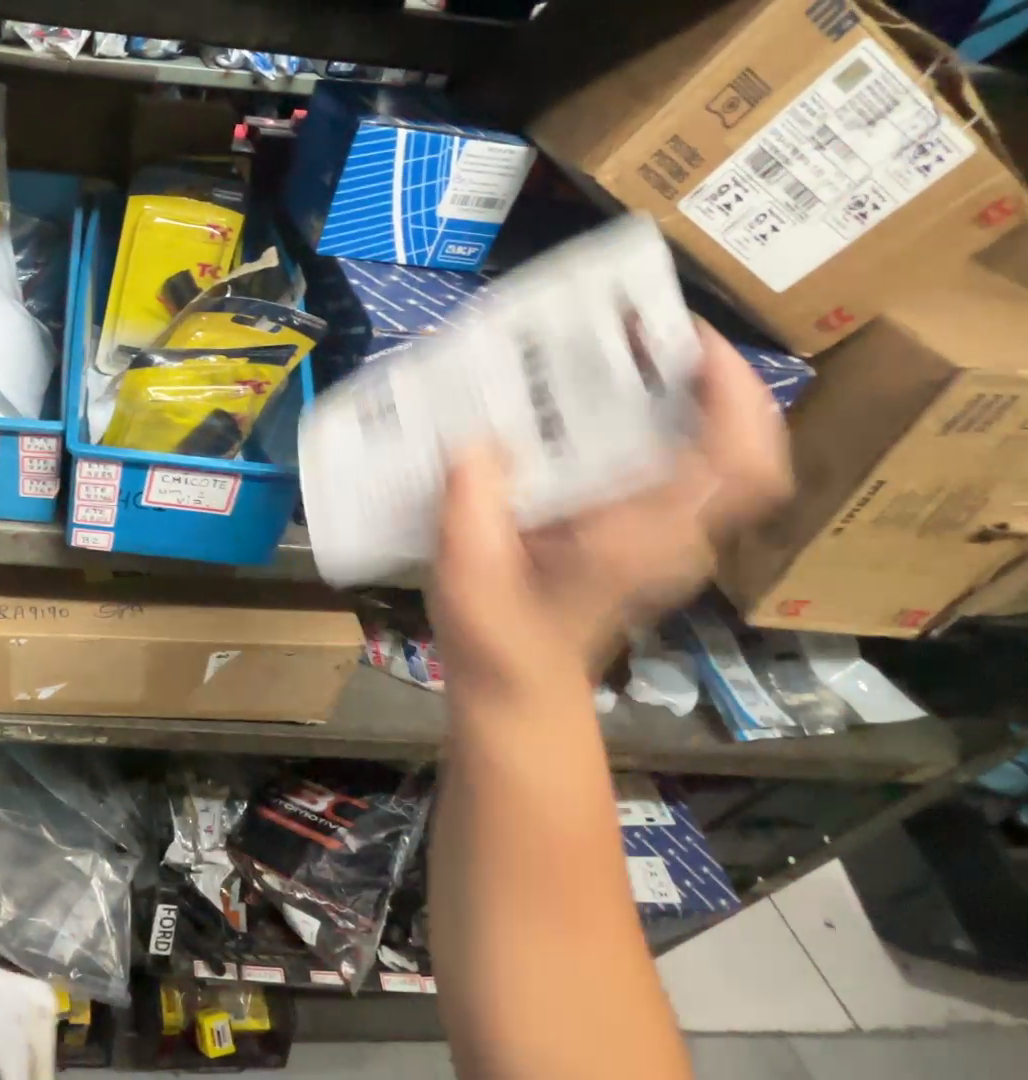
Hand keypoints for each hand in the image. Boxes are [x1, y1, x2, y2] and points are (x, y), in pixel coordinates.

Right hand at [428, 324, 791, 698]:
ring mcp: (662, 536)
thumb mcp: (469, 572)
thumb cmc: (497, 639)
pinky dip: (654, 429)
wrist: (515, 689)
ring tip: (618, 358)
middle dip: (705, 381)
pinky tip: (594, 413)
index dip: (734, 394)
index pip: (737, 464)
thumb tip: (476, 436)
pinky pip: (673, 470)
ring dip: (681, 400)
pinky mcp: (640, 537)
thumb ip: (471, 501)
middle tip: (639, 335)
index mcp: (642, 539)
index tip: (687, 340)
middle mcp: (672, 533)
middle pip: (738, 447)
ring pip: (710, 455)